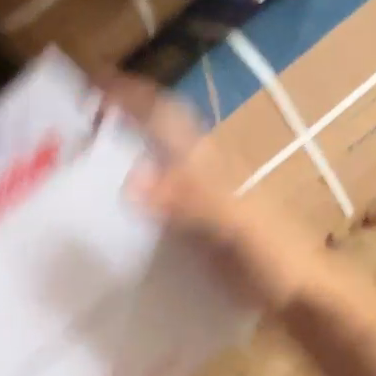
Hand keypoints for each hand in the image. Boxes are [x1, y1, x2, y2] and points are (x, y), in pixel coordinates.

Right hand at [94, 71, 331, 308]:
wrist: (304, 297)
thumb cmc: (274, 256)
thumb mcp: (233, 226)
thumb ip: (188, 200)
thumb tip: (131, 179)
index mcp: (207, 164)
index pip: (165, 116)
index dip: (132, 94)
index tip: (93, 79)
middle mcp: (200, 174)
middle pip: (155, 134)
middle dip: (117, 120)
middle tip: (72, 123)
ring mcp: (198, 202)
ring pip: (154, 165)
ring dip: (121, 156)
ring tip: (79, 162)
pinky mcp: (196, 230)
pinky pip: (155, 201)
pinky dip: (129, 196)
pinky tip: (108, 213)